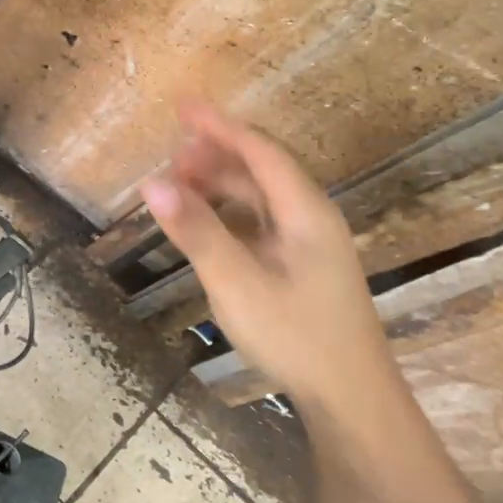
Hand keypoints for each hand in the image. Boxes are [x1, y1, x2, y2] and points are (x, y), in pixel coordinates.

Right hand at [139, 102, 397, 407]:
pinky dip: (224, 210)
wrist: (350, 398)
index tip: (183, 105)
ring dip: (217, 182)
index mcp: (306, 215)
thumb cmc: (295, 335)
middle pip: (261, 170)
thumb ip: (195, 230)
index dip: (222, 126)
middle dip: (215, 152)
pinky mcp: (298, 267)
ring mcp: (306, 245)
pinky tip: (199, 221)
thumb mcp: (236, 282)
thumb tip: (151, 184)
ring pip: (258, 196)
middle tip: (169, 151)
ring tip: (175, 183)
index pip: (261, 153)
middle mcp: (310, 221)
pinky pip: (256, 220)